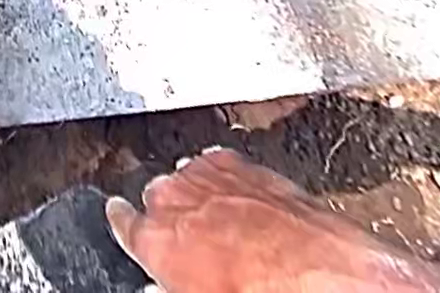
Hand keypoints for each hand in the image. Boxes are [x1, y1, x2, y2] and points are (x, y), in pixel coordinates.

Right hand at [106, 149, 439, 292]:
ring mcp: (200, 174)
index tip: (122, 217)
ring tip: (222, 221)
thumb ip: (174, 285)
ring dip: (196, 194)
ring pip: (185, 177)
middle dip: (169, 213)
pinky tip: (239, 199)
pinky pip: (215, 165)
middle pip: (155, 197)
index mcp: (155, 239)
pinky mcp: (232, 160)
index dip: (123, 221)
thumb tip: (163, 285)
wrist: (318, 277)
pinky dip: (222, 180)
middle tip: (193, 240)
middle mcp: (169, 197)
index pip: (121, 221)